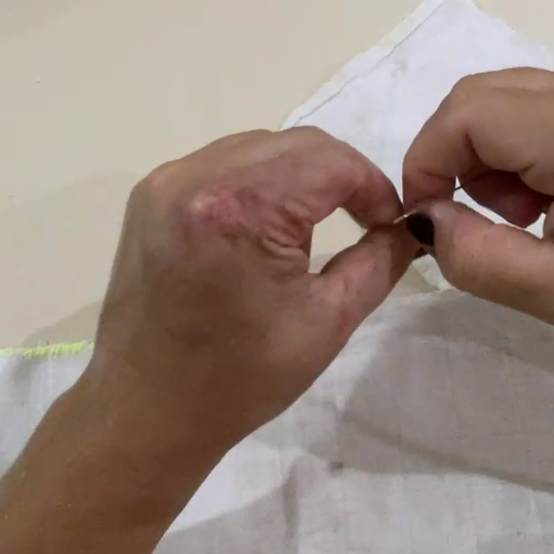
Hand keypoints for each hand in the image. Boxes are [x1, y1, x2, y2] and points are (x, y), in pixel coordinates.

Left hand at [84, 128, 418, 456]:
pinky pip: (221, 163)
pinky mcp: (149, 194)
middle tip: (363, 219)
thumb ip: (379, 261)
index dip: (372, 186)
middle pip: (296, 143)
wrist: (146, 409)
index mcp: (241, 209)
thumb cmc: (240, 379)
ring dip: (298, 174)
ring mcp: (165, 181)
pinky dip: (257, 180)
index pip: (331, 162)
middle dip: (340, 175)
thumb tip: (408, 226)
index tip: (389, 222)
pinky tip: (265, 223)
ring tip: (313, 223)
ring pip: (258, 146)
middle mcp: (196, 178)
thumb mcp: (328, 322)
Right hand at [401, 68, 553, 356]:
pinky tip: (542, 198)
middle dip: (452, 156)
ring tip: (519, 216)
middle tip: (474, 219)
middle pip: (480, 95)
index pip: (470, 113)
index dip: (428, 160)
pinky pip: (532, 107)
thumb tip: (423, 217)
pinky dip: (512, 150)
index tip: (427, 217)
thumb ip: (477, 257)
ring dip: (483, 156)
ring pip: (501, 97)